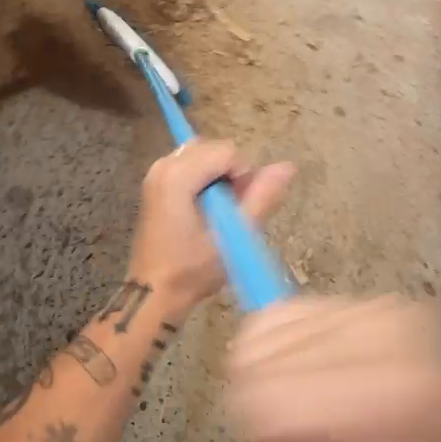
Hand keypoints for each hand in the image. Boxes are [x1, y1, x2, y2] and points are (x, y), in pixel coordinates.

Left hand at [127, 139, 293, 320]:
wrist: (153, 292)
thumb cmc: (192, 270)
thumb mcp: (233, 235)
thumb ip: (261, 198)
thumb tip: (287, 166)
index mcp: (178, 174)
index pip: (228, 152)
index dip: (244, 176)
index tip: (243, 208)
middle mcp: (164, 164)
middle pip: (213, 149)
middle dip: (231, 174)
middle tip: (233, 212)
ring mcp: (157, 172)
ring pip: (202, 155)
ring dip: (219, 177)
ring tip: (221, 212)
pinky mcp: (156, 183)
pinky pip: (189, 165)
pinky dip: (204, 179)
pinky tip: (207, 210)